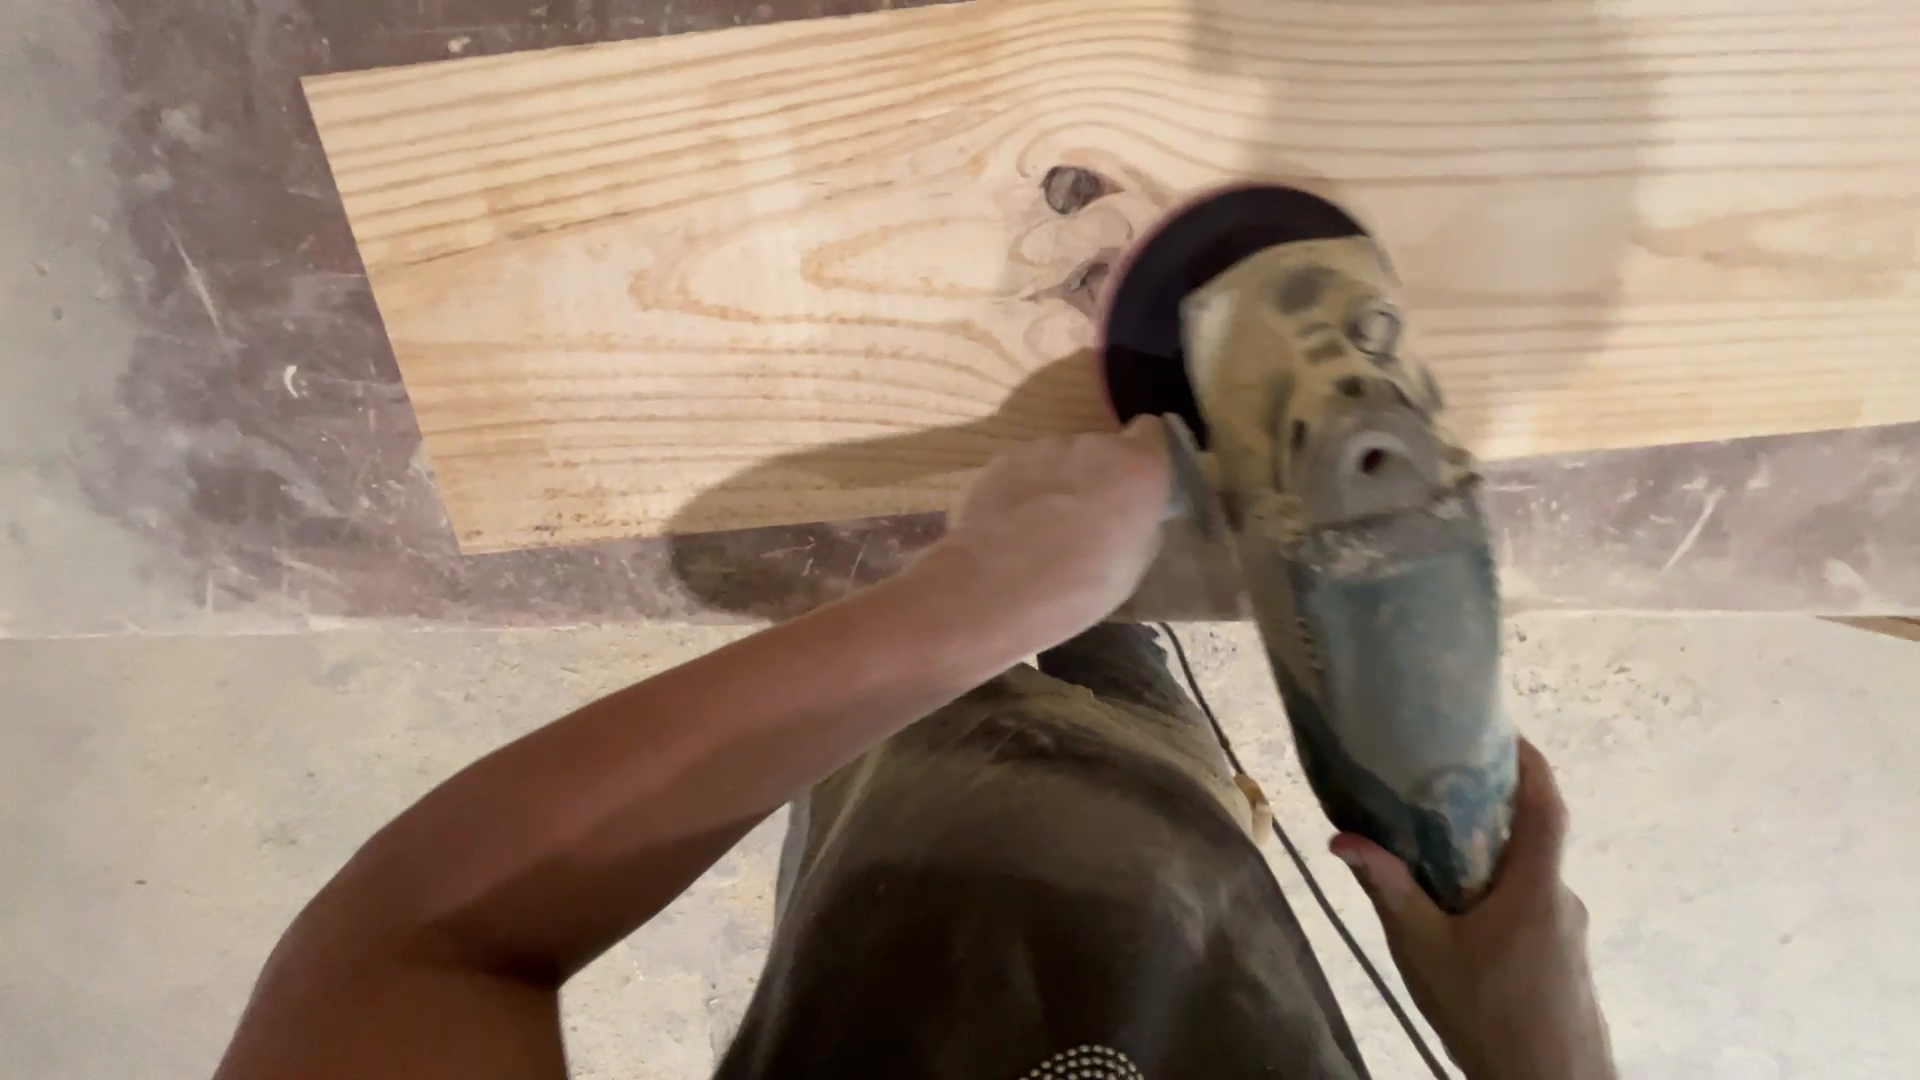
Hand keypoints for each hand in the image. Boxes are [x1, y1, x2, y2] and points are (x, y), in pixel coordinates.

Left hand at [924, 415, 1171, 645]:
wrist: (1003, 586)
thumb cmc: (1085, 582)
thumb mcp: (1135, 561)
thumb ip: (1138, 521)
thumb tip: (1130, 513)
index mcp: (1137, 465)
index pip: (1150, 433)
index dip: (1144, 457)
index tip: (1135, 484)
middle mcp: (1091, 444)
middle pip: (1100, 450)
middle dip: (1096, 476)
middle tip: (1086, 520)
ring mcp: (1041, 448)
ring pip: (1058, 460)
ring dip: (1057, 483)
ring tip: (1042, 528)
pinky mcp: (1001, 461)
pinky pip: (1022, 471)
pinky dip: (1021, 491)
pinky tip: (1012, 528)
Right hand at [1331, 740, 1616, 1079]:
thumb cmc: (1489, 1011)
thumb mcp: (1423, 947)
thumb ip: (1387, 887)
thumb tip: (1340, 837)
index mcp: (1535, 888)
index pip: (1547, 808)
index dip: (1531, 763)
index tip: (1502, 728)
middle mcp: (1558, 899)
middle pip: (1530, 833)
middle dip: (1485, 801)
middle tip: (1430, 777)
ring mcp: (1563, 928)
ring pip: (1523, 870)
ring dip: (1482, 847)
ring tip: (1426, 834)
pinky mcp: (1558, 953)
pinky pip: (1525, 897)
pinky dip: (1490, 880)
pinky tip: (1449, 898)